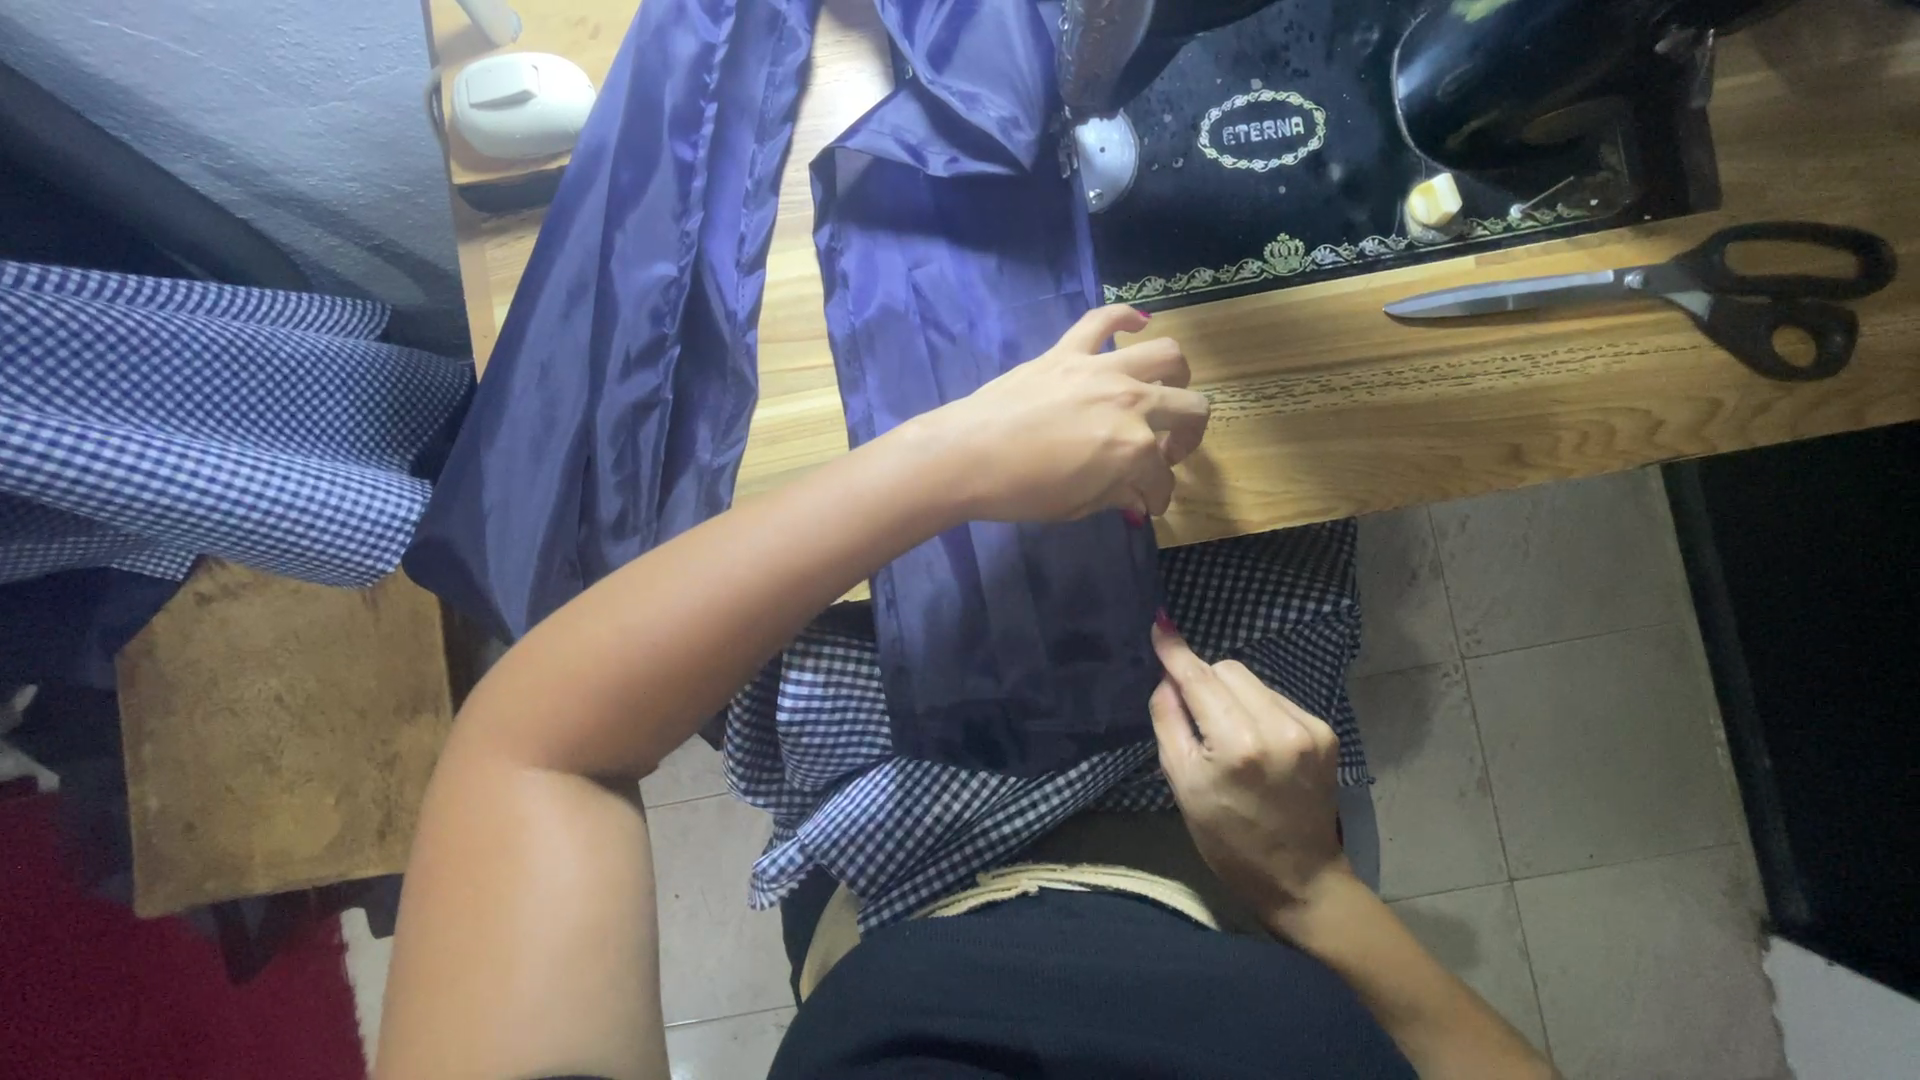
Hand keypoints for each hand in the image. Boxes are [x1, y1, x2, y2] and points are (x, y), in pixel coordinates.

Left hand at [911, 304, 1210, 522]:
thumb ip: (1116, 496)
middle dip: (1187, 439)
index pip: (1160, 477)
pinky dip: (1126, 317)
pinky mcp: (1067, 351)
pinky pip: (1103, 320)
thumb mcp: (1076, 506)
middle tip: (1166, 454)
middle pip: (1188, 410)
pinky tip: (1138, 323)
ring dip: (1176, 377)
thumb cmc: (1021, 491)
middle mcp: (1130, 402)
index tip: (1147, 504)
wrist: (965, 455)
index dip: (1158, 496)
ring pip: (1165, 356)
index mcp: (1135, 449)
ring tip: (1166, 392)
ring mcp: (1100, 370)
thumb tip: (1138, 499)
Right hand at [1148, 621, 1353, 922]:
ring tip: (1227, 735)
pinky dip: (1256, 709)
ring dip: (1231, 695)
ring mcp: (1308, 727)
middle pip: (1228, 669)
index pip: (1200, 679)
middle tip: (1193, 714)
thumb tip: (1168, 678)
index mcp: (1237, 744)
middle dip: (1204, 681)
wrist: (1298, 877)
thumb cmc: (1226, 838)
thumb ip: (1169, 721)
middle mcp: (1278, 726)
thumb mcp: (1182, 784)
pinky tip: (1255, 741)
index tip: (1160, 624)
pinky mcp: (1324, 732)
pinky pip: (1276, 698)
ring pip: (1253, 680)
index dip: (1176, 652)